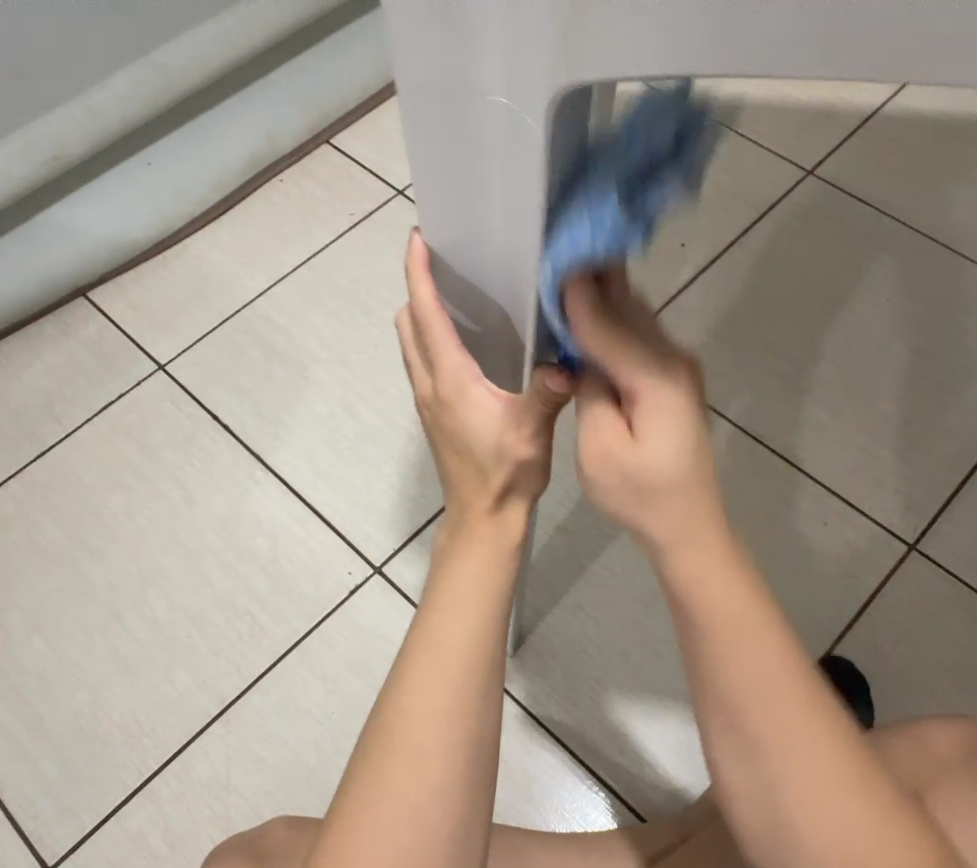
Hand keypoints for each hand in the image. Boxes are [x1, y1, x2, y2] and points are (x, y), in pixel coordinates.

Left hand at [398, 230, 574, 537]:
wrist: (483, 518)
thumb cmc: (504, 474)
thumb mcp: (532, 431)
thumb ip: (547, 392)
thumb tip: (567, 361)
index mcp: (450, 379)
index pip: (426, 315)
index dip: (419, 274)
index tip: (418, 239)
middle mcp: (430, 384)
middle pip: (409, 324)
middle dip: (418, 289)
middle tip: (446, 264)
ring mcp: (428, 401)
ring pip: (412, 345)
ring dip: (422, 316)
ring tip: (456, 295)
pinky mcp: (435, 415)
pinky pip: (424, 364)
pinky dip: (432, 341)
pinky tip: (468, 343)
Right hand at [565, 270, 726, 558]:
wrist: (687, 524)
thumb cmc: (639, 495)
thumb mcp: (599, 449)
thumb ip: (588, 391)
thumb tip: (582, 353)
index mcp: (655, 377)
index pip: (606, 323)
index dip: (574, 294)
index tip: (546, 258)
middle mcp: (673, 361)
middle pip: (627, 308)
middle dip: (591, 280)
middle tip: (553, 248)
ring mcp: (679, 368)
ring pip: (636, 318)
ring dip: (604, 295)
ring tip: (565, 268)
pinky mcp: (674, 379)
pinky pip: (641, 337)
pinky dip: (614, 319)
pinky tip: (589, 310)